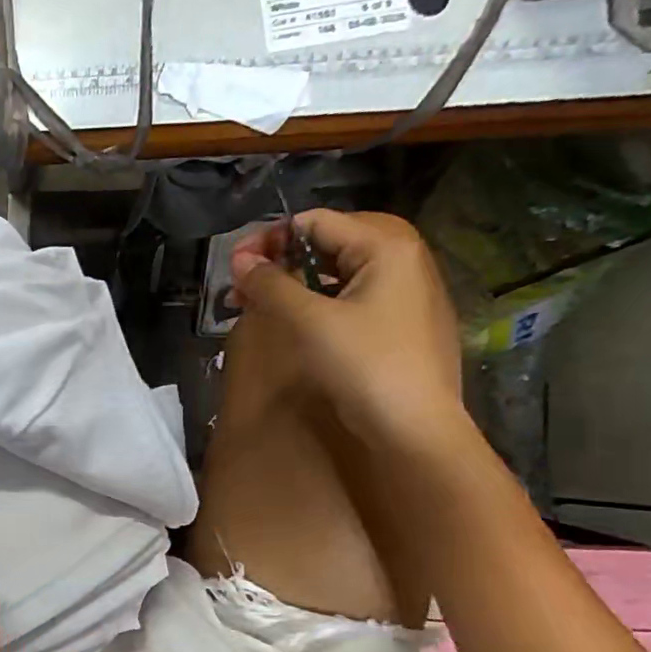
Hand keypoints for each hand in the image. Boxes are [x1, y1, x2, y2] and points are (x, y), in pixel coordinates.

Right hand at [230, 209, 463, 439]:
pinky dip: (320, 297)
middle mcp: (404, 258)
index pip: (316, 221)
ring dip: (298, 277)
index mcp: (387, 247)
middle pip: (331, 238)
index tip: (235, 266)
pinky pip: (354, 293)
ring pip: (342, 267)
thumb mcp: (309, 321)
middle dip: (285, 256)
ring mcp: (407, 291)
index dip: (270, 238)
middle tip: (249, 282)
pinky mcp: (402, 321)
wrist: (415, 430)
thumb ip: (271, 284)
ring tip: (263, 301)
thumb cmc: (365, 366)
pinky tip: (297, 318)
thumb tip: (239, 259)